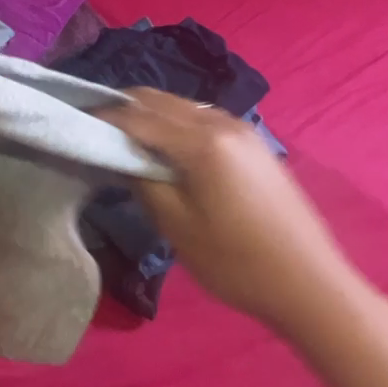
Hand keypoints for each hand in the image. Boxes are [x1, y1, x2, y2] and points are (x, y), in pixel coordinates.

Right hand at [97, 89, 363, 331]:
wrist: (313, 287)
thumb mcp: (177, 227)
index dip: (102, 116)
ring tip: (125, 139)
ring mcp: (242, 129)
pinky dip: (174, 122)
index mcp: (202, 143)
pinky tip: (165, 147)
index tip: (74, 123)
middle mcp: (221, 123)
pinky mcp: (253, 143)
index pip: (137, 115)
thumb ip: (143, 181)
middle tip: (94, 129)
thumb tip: (119, 155)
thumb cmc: (238, 264)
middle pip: (158, 99)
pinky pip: (200, 117)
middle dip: (122, 108)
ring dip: (149, 113)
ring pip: (180, 104)